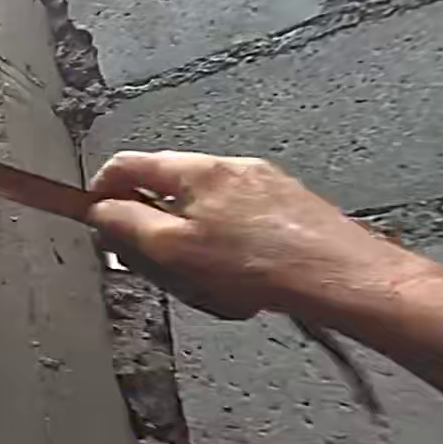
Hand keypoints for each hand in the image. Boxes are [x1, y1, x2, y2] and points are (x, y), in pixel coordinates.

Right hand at [85, 151, 411, 318]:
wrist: (347, 280)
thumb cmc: (259, 265)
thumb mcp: (174, 250)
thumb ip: (126, 225)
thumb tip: (99, 210)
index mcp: (193, 171)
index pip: (126, 163)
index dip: (101, 188)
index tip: (95, 215)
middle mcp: (225, 166)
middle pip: (162, 183)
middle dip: (146, 217)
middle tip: (146, 254)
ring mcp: (259, 182)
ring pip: (197, 202)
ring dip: (183, 231)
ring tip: (196, 271)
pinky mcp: (284, 203)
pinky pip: (231, 214)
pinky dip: (217, 238)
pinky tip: (233, 271)